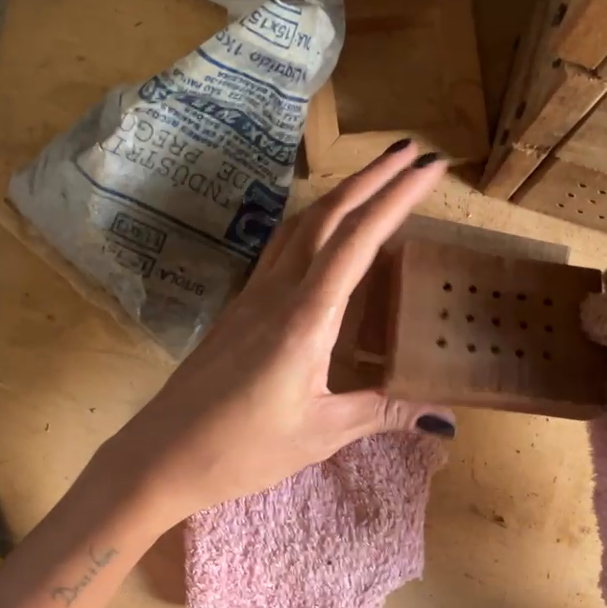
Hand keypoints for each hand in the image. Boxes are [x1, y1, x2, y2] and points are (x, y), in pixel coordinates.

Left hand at [95, 143, 453, 527]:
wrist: (161, 454)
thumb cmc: (241, 449)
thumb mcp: (320, 434)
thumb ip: (382, 413)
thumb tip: (444, 419)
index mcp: (305, 318)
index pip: (357, 241)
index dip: (396, 199)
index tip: (429, 167)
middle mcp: (276, 293)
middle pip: (325, 216)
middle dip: (369, 178)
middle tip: (408, 153)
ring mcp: (251, 297)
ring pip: (297, 226)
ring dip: (336, 196)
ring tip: (370, 181)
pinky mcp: (236, 310)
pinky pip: (278, 250)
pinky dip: (310, 226)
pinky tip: (320, 236)